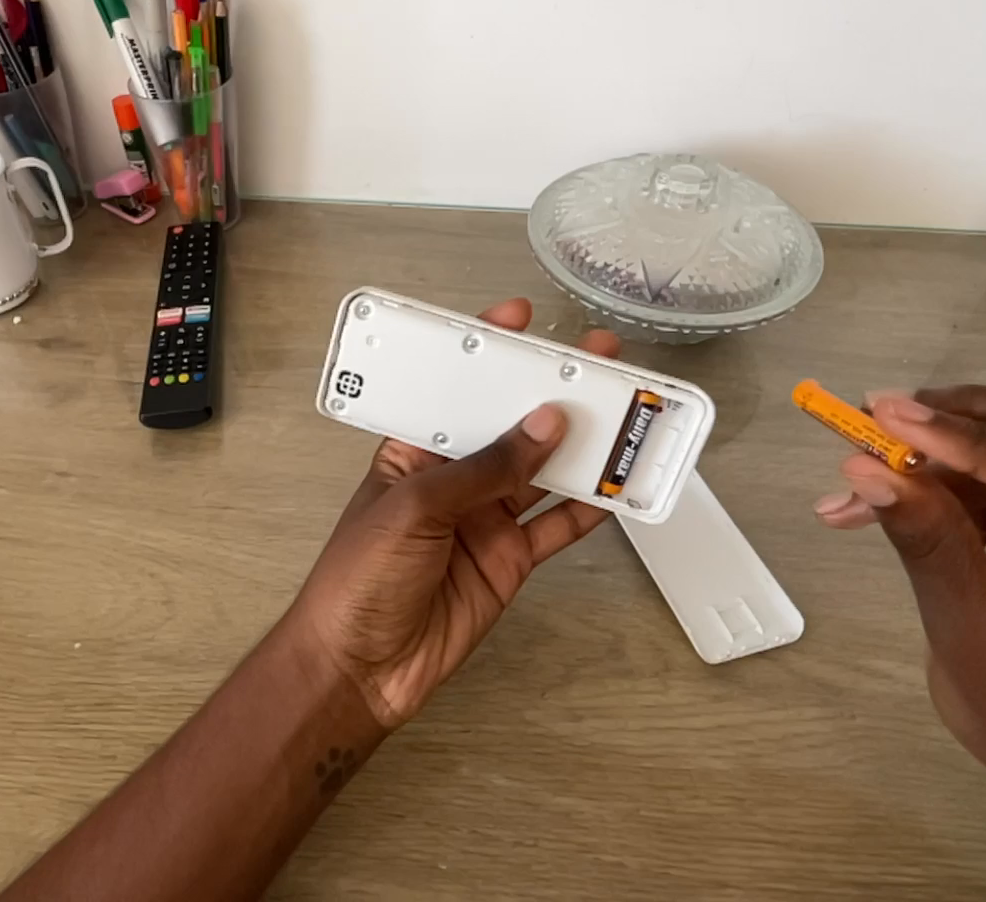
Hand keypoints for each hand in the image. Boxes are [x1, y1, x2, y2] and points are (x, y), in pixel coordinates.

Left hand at [281, 298, 621, 730]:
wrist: (362, 667)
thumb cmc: (360, 575)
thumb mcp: (415, 507)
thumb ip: (484, 468)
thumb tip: (544, 425)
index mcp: (413, 451)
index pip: (453, 389)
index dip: (486, 353)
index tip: (523, 319)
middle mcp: (452, 478)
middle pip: (509, 426)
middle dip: (549, 392)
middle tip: (597, 359)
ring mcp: (484, 518)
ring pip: (541, 472)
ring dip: (580, 445)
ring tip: (625, 411)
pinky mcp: (508, 560)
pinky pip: (556, 527)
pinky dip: (589, 508)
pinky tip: (619, 485)